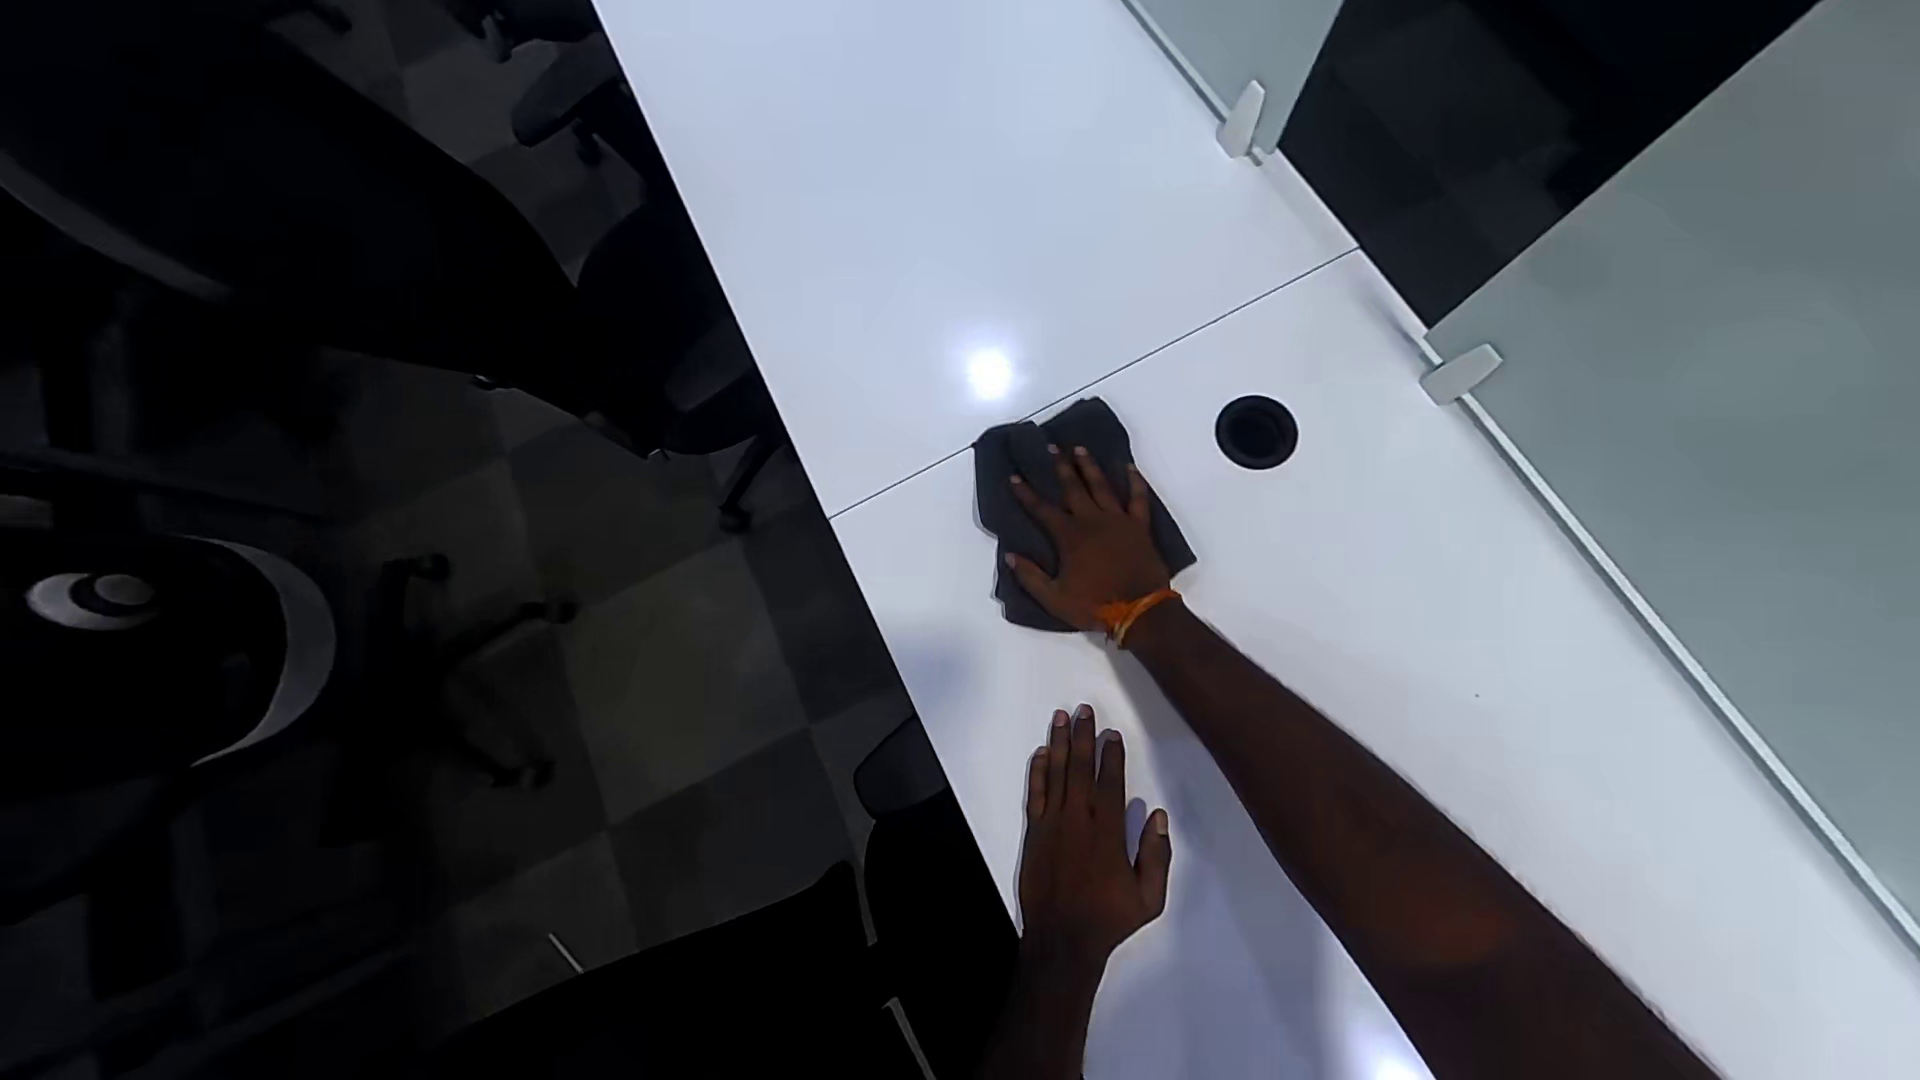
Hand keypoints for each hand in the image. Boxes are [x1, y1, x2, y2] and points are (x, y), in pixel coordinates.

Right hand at [1008, 447, 1170, 632]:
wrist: (1140, 611)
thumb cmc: (1095, 605)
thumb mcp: (1054, 598)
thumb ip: (1030, 577)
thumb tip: (1010, 556)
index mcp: (1069, 537)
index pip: (1042, 509)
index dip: (1026, 493)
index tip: (1014, 477)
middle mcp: (1092, 521)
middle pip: (1073, 488)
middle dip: (1059, 467)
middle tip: (1051, 448)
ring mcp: (1118, 520)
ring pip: (1101, 486)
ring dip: (1089, 466)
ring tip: (1079, 449)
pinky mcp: (1140, 526)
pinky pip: (1138, 498)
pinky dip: (1135, 482)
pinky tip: (1129, 468)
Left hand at [1017, 704, 1171, 969]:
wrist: (1061, 938)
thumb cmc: (1108, 918)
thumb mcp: (1148, 898)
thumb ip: (1156, 855)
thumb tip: (1158, 816)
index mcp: (1107, 833)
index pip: (1110, 783)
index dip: (1112, 756)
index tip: (1112, 732)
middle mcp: (1078, 820)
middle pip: (1081, 768)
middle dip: (1084, 737)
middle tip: (1083, 710)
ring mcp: (1053, 822)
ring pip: (1057, 774)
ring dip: (1060, 743)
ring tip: (1061, 717)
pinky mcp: (1034, 830)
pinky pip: (1035, 793)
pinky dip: (1038, 771)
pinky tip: (1042, 752)